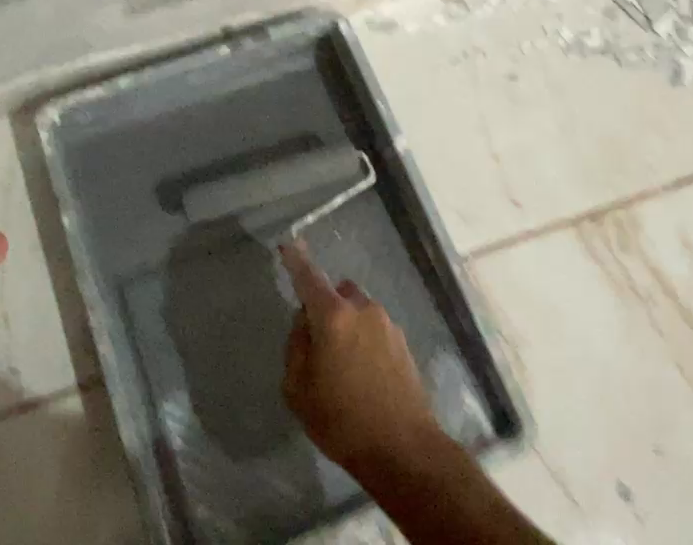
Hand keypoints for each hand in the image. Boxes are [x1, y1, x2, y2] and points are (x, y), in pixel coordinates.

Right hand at [279, 239, 444, 473]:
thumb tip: (305, 323)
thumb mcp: (298, 388)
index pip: (308, 276)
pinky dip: (363, 341)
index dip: (296, 259)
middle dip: (325, 306)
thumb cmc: (341, 420)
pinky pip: (374, 330)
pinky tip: (362, 375)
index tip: (288, 243)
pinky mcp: (403, 344)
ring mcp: (388, 325)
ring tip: (341, 366)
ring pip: (358, 311)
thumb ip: (296, 346)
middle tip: (316, 342)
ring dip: (347, 325)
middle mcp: (363, 310)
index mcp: (333, 316)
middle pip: (337, 293)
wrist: (404, 450)